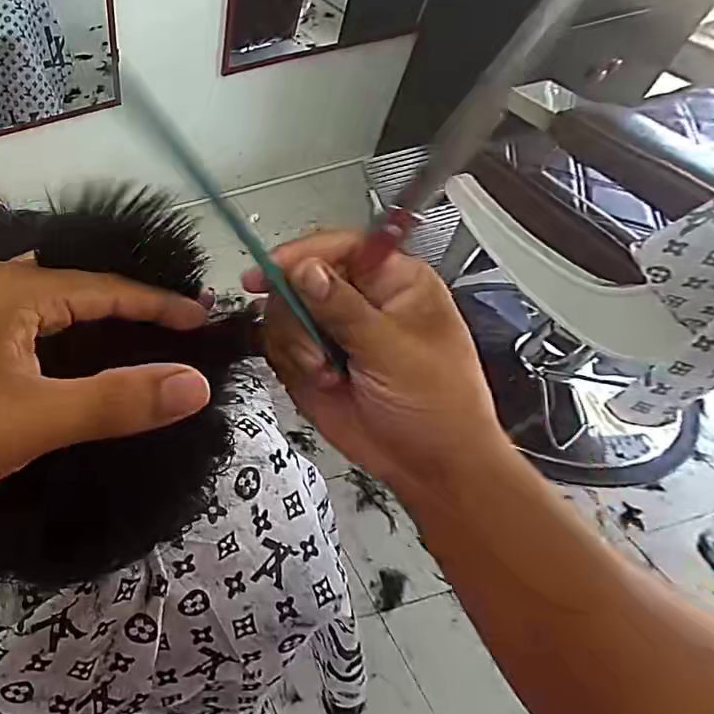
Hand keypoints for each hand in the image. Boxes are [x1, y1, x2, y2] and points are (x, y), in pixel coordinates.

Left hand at [0, 256, 211, 508]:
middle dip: (135, 307)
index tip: (204, 320)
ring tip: (149, 337)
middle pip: (85, 287)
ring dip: (103, 320)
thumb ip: (119, 400)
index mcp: (15, 289)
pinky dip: (74, 335)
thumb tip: (196, 384)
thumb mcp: (39, 418)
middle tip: (182, 327)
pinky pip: (39, 322)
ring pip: (60, 304)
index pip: (107, 288)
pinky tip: (89, 355)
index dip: (160, 305)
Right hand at [245, 231, 510, 492]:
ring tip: (326, 369)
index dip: (303, 255)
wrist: (429, 466)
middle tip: (313, 342)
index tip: (272, 271)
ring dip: (296, 342)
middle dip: (297, 310)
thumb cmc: (440, 408)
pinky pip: (279, 344)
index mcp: (394, 282)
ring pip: (284, 311)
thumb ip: (344, 309)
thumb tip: (306, 271)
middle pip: (301, 276)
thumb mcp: (394, 352)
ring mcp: (333, 329)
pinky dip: (290, 361)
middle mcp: (360, 300)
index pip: (339, 247)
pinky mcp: (313, 358)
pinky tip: (321, 378)